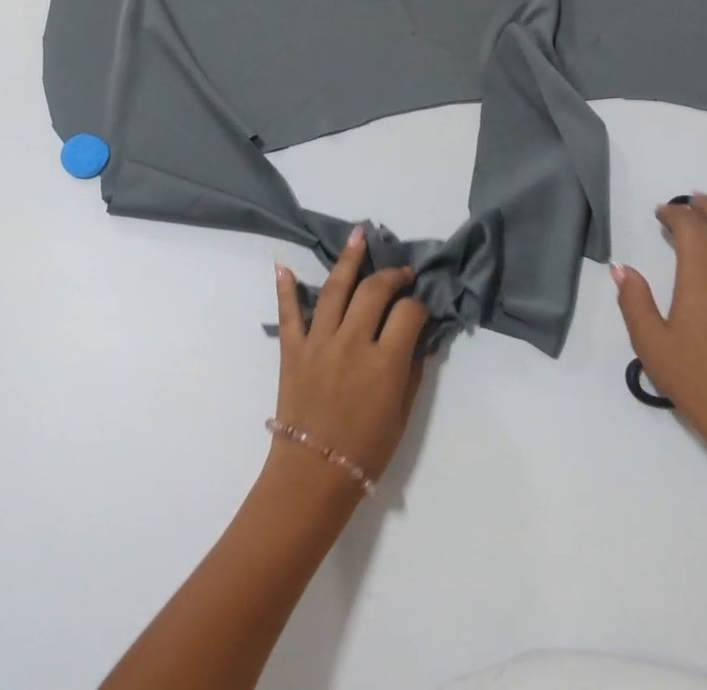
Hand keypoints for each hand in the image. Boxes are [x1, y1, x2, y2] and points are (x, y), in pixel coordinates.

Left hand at [272, 225, 430, 491]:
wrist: (314, 472)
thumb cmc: (366, 450)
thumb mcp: (402, 413)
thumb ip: (412, 371)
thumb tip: (421, 339)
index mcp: (385, 361)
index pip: (409, 314)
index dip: (420, 305)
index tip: (422, 308)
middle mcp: (353, 342)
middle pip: (374, 291)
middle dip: (392, 275)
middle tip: (401, 272)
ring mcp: (319, 342)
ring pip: (335, 289)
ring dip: (348, 259)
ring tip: (359, 234)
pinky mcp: (292, 350)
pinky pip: (289, 313)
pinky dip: (285, 288)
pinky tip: (284, 266)